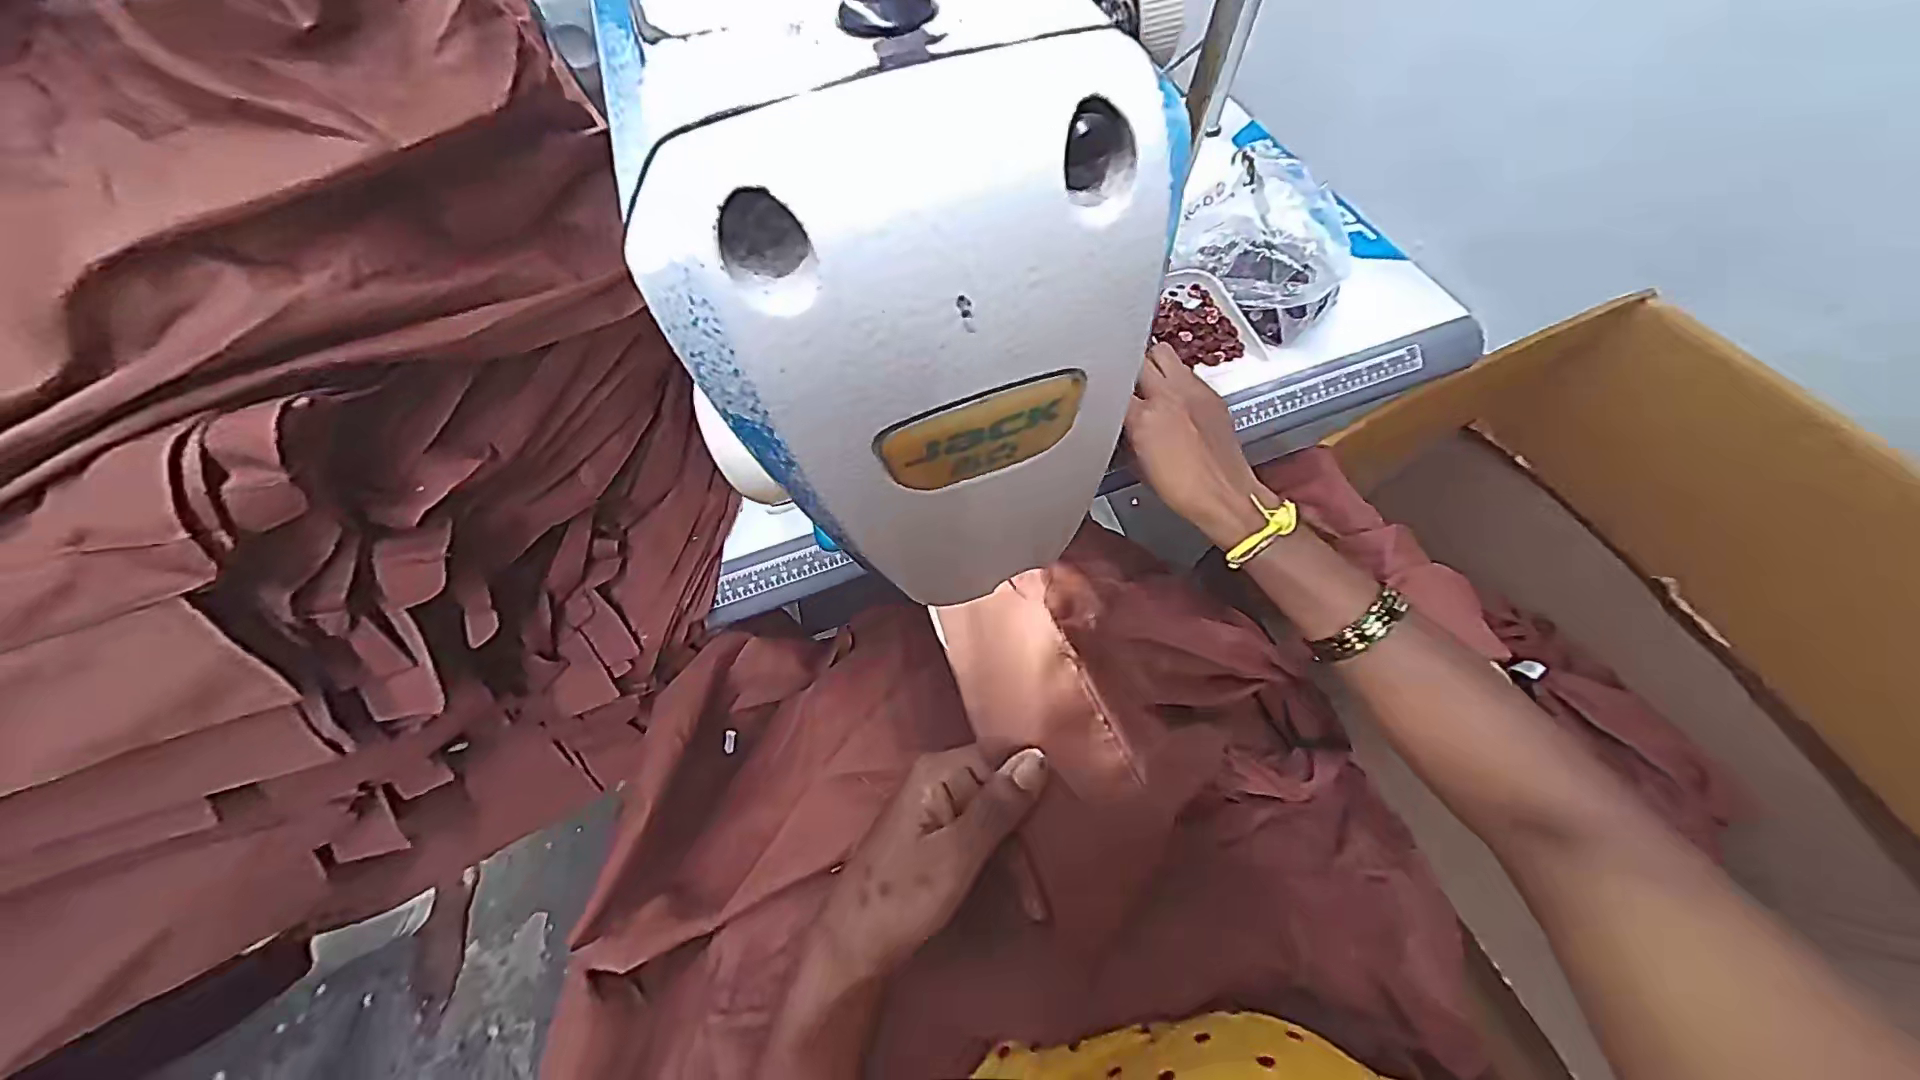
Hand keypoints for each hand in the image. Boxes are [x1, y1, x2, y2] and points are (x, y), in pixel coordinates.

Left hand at [812, 745, 1047, 982]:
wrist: (852, 947)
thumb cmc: (902, 898)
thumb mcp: (958, 855)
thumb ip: (998, 806)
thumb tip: (1038, 757)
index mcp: (939, 771)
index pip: (1003, 753)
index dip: (1038, 775)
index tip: (1072, 805)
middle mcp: (938, 777)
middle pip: (1001, 784)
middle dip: (1031, 825)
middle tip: (1059, 865)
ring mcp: (936, 804)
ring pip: (996, 812)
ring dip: (1020, 853)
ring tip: (1039, 900)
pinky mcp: (938, 831)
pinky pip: (982, 831)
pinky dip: (1002, 860)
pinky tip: (1020, 894)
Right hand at [1124, 343, 1274, 548]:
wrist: (1225, 495)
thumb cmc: (1183, 490)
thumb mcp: (1138, 464)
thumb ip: (1126, 433)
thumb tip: (1119, 420)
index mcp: (1145, 416)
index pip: (1114, 383)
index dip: (1106, 386)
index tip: (1102, 392)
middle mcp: (1170, 395)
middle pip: (1141, 356)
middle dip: (1129, 367)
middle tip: (1125, 383)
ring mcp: (1194, 390)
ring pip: (1165, 354)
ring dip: (1153, 366)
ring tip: (1149, 386)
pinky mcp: (1212, 395)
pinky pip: (1188, 373)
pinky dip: (1176, 381)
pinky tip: (1174, 401)